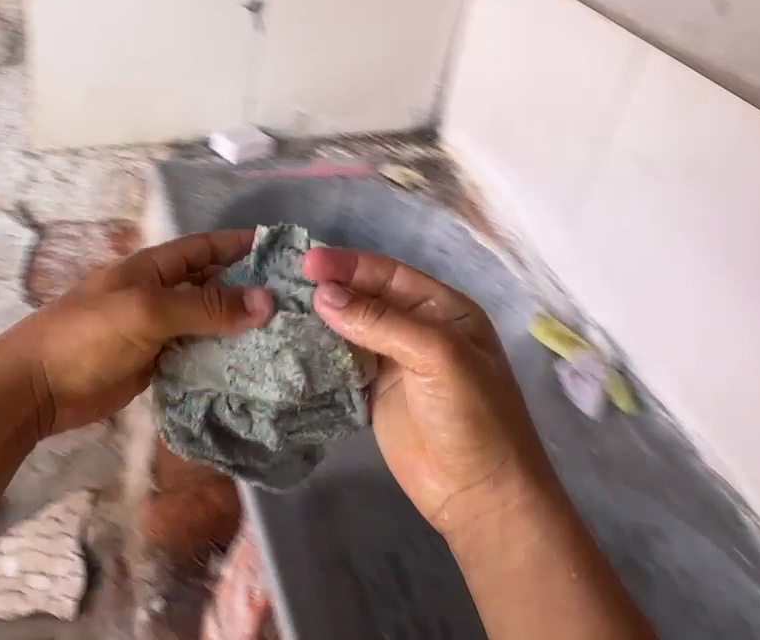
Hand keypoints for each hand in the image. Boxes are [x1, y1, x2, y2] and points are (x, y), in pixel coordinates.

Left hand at [0, 230, 272, 438]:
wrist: (34, 387)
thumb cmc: (88, 335)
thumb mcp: (149, 312)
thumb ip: (206, 307)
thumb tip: (267, 300)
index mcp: (153, 268)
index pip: (206, 248)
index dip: (241, 245)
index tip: (284, 250)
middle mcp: (158, 293)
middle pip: (211, 285)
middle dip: (249, 289)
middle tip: (297, 303)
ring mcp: (156, 330)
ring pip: (207, 323)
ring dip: (239, 328)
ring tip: (286, 337)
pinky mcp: (154, 364)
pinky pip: (195, 355)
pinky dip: (221, 359)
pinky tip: (251, 369)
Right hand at [306, 248, 550, 542]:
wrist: (479, 496)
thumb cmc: (472, 416)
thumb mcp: (436, 357)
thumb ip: (380, 322)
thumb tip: (323, 294)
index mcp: (442, 309)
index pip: (389, 274)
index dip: (349, 265)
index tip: (307, 262)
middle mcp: (417, 328)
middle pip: (366, 296)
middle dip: (330, 287)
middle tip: (286, 281)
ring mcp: (394, 360)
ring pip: (350, 326)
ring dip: (319, 317)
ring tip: (280, 306)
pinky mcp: (374, 391)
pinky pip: (341, 361)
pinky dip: (318, 350)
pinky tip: (292, 341)